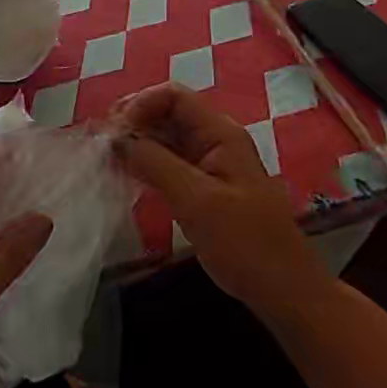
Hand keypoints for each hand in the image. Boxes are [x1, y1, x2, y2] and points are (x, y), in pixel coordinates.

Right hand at [114, 83, 328, 309]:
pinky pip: (166, 162)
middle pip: (166, 113)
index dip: (141, 104)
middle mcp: (213, 140)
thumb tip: (116, 139)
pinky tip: (124, 174)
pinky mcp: (200, 187)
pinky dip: (144, 163)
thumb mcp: (197, 200)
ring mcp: (207, 163)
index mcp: (220, 134)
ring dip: (135, 143)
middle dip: (133, 122)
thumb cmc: (245, 244)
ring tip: (107, 160)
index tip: (116, 132)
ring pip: (163, 138)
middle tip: (104, 146)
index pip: (173, 96)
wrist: (283, 291)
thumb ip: (155, 163)